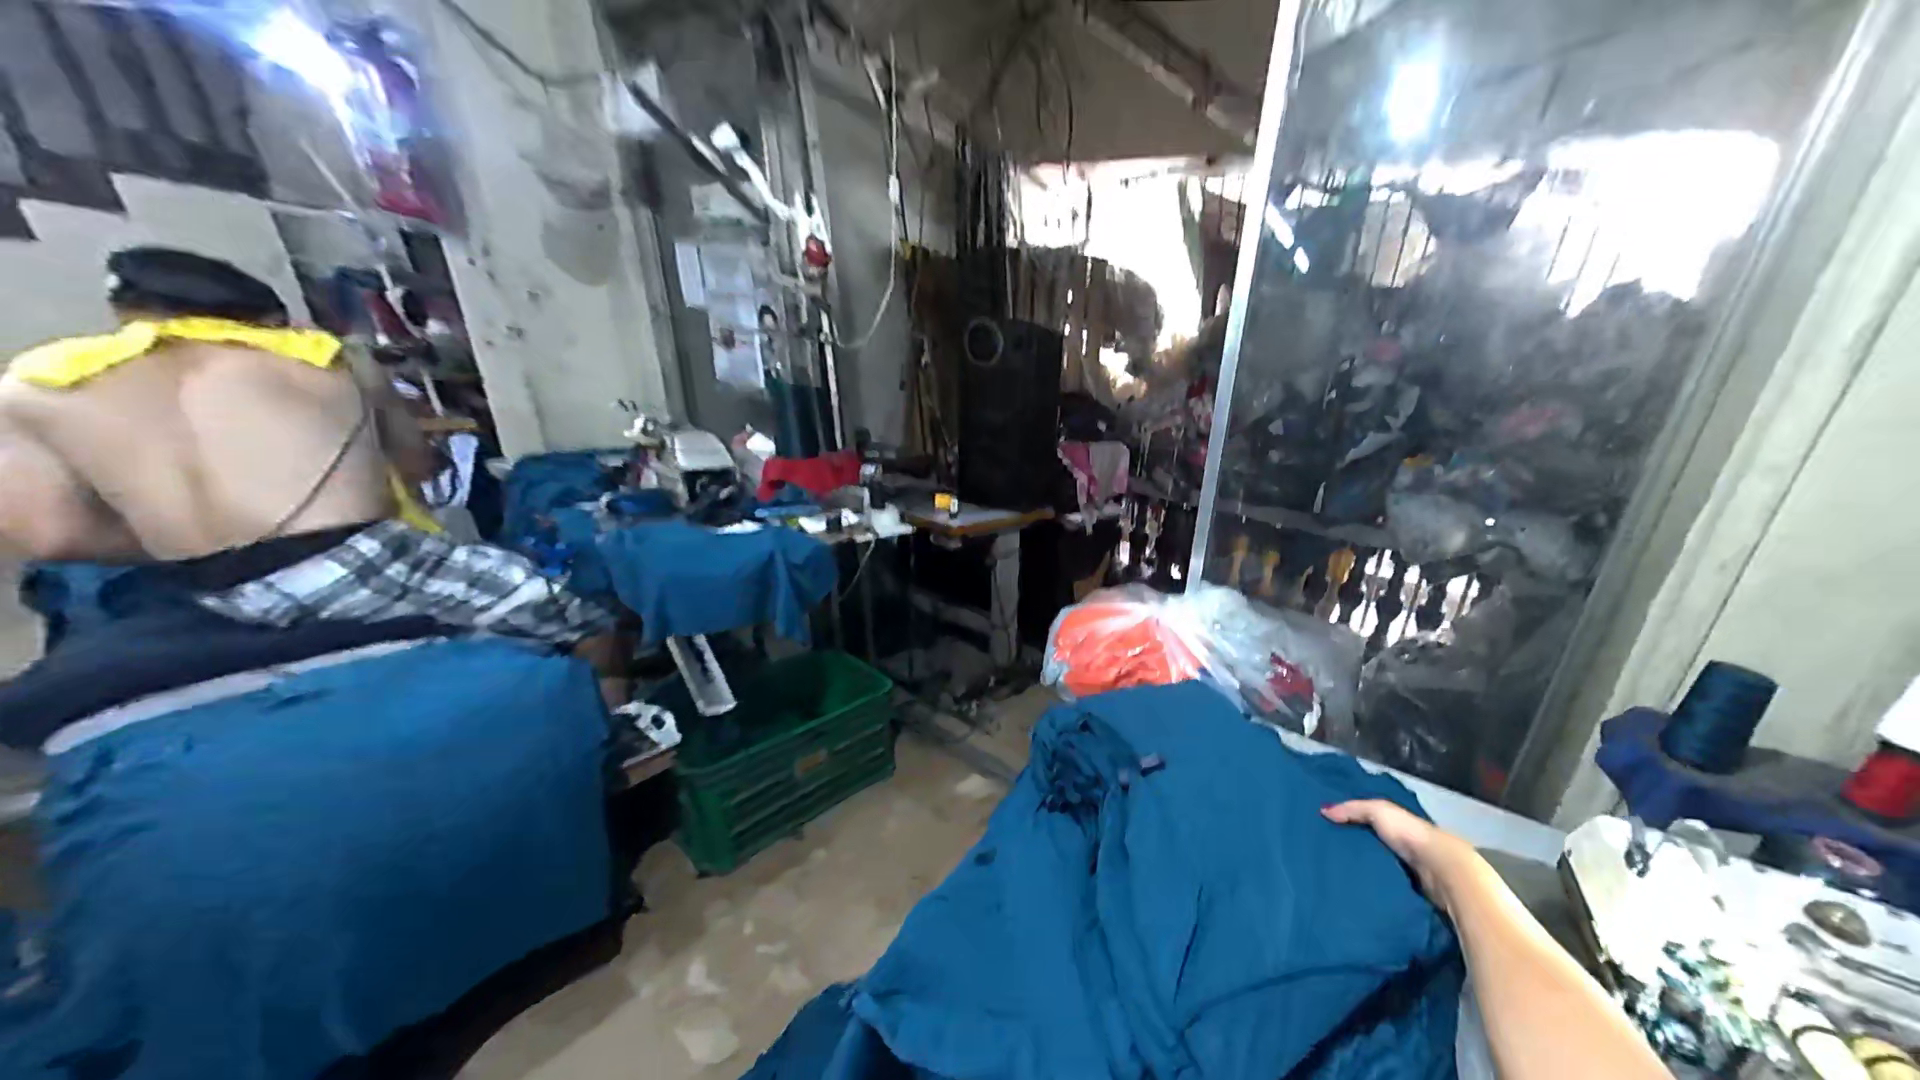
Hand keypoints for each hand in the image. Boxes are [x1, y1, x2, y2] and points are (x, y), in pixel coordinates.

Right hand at [1323, 799, 1480, 911]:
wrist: (1442, 870)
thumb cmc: (1409, 834)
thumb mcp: (1377, 810)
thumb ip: (1351, 809)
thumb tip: (1323, 811)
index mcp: (1397, 826)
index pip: (1370, 823)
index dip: (1350, 824)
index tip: (1325, 828)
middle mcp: (1402, 848)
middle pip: (1373, 847)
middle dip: (1353, 849)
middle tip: (1323, 852)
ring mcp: (1407, 871)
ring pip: (1377, 868)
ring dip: (1361, 871)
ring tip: (1331, 872)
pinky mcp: (1408, 892)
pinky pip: (1383, 887)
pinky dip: (1370, 887)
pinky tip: (1351, 888)